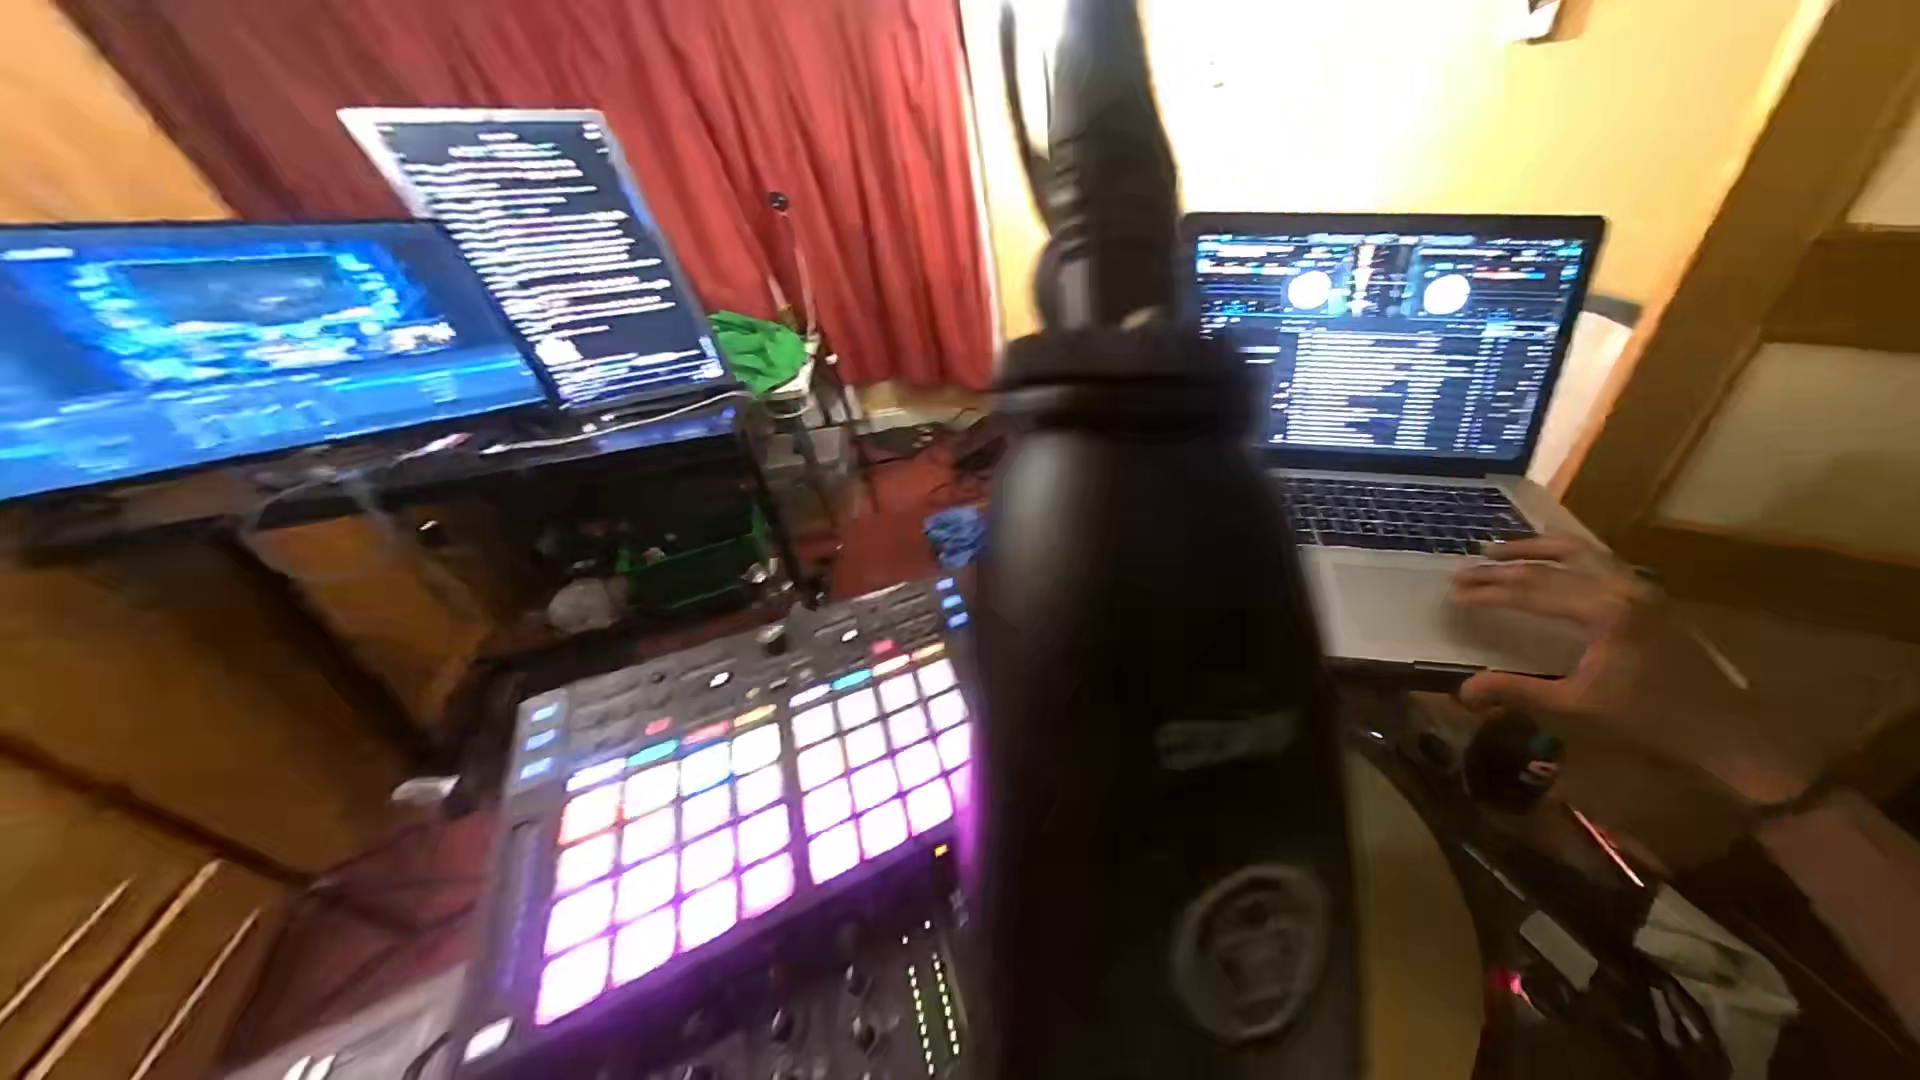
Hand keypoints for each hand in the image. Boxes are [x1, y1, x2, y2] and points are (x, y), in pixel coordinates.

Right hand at [1452, 536, 1812, 806]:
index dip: (1488, 593)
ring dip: (1532, 549)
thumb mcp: (1573, 706)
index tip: (1454, 596)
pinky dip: (1565, 554)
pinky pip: (1600, 561)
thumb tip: (1461, 691)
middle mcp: (1623, 589)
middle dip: (1499, 570)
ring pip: (1578, 552)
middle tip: (1461, 573)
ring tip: (1495, 551)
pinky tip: (1547, 560)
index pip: (1531, 591)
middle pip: (1548, 567)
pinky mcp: (1649, 597)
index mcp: (1605, 612)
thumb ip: (1515, 691)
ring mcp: (1641, 589)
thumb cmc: (1647, 719)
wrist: (1726, 733)